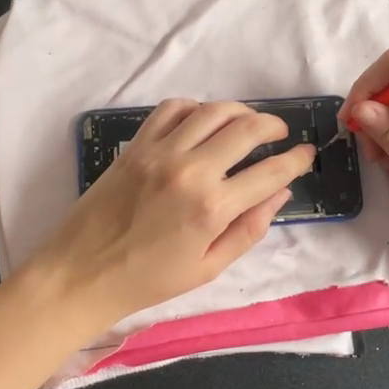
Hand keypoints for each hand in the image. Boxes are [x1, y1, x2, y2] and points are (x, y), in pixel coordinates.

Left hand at [26, 100, 315, 325]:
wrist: (81, 274)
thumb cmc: (149, 280)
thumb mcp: (209, 267)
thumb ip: (249, 229)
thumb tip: (280, 194)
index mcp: (212, 208)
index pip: (270, 173)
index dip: (296, 161)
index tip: (308, 154)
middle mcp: (191, 171)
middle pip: (246, 129)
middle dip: (273, 127)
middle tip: (280, 134)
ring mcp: (160, 153)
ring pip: (212, 111)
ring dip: (239, 111)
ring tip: (248, 122)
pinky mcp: (136, 146)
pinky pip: (172, 110)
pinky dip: (195, 107)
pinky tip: (202, 121)